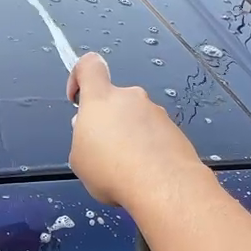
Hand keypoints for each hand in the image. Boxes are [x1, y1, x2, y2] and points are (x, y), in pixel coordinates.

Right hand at [66, 52, 209, 207]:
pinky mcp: (173, 128)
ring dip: (126, 137)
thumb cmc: (115, 171)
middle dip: (105, 122)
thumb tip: (87, 134)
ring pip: (134, 118)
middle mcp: (130, 98)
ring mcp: (154, 111)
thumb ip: (80, 139)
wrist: (160, 184)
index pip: (89, 66)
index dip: (79, 76)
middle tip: (100, 150)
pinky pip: (152, 133)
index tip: (77, 96)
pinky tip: (141, 171)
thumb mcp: (79, 160)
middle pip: (112, 100)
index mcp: (100, 100)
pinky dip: (145, 147)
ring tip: (122, 167)